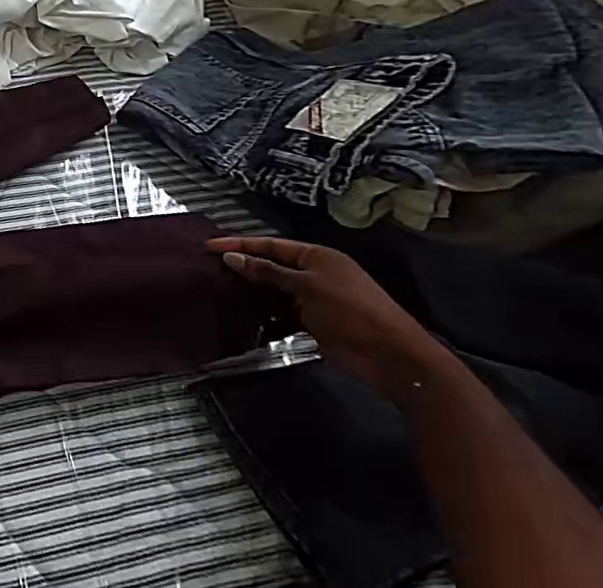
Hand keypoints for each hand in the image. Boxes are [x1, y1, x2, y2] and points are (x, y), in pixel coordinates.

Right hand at [207, 236, 456, 401]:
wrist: (393, 358)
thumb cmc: (352, 311)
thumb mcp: (307, 286)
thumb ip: (268, 272)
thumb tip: (232, 258)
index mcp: (317, 256)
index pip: (270, 244)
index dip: (239, 244)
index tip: (210, 246)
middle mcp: (314, 274)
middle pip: (271, 265)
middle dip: (243, 266)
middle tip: (210, 268)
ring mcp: (314, 300)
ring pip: (273, 290)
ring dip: (251, 291)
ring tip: (219, 290)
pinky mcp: (313, 323)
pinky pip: (281, 314)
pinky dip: (264, 315)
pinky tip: (243, 316)